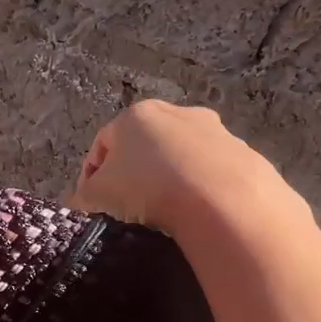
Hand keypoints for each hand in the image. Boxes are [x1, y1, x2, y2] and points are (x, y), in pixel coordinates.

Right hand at [69, 99, 299, 235]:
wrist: (223, 196)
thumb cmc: (146, 185)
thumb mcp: (96, 195)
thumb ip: (81, 196)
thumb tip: (80, 202)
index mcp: (135, 115)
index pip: (100, 145)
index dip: (89, 176)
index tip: (90, 202)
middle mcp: (175, 112)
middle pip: (140, 146)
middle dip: (128, 173)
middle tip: (122, 204)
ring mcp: (212, 129)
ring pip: (174, 156)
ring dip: (162, 178)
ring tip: (157, 209)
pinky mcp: (240, 149)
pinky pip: (204, 169)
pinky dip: (192, 185)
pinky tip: (188, 208)